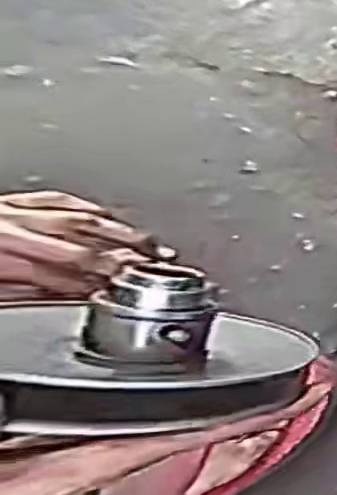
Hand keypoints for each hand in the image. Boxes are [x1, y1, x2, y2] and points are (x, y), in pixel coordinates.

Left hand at [0, 191, 158, 300]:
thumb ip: (34, 293)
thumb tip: (84, 295)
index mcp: (0, 256)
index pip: (70, 274)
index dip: (106, 283)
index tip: (136, 291)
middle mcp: (8, 228)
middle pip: (86, 243)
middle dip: (129, 258)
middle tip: (162, 267)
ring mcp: (8, 210)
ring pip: (83, 219)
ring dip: (126, 234)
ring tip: (154, 246)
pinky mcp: (5, 200)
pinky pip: (57, 199)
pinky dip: (91, 209)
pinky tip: (111, 219)